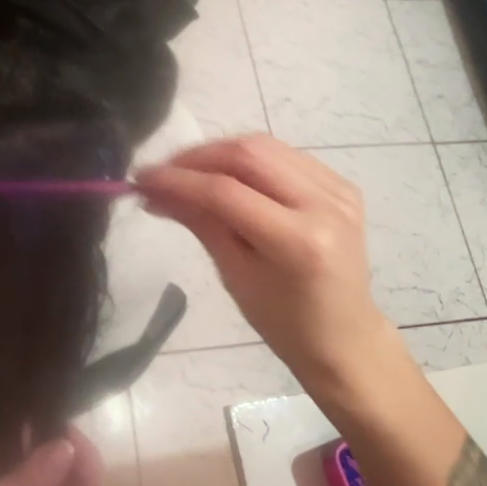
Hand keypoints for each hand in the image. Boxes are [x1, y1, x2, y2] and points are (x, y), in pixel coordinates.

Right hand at [134, 135, 390, 381]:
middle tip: (162, 172)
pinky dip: (250, 160)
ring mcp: (339, 191)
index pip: (226, 192)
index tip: (141, 179)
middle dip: (198, 157)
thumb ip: (199, 222)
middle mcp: (324, 206)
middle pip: (249, 155)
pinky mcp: (342, 185)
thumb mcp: (234, 275)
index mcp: (299, 241)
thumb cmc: (283, 323)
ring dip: (220, 153)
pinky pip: (286, 156)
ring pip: (267, 146)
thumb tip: (154, 190)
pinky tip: (227, 175)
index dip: (179, 181)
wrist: (345, 338)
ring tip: (187, 171)